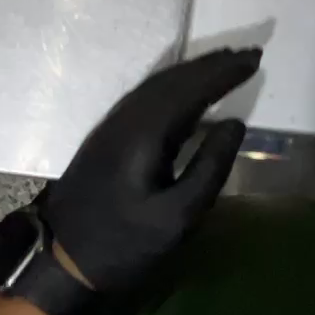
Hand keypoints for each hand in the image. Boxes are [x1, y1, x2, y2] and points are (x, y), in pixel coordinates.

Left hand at [41, 48, 258, 293]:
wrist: (58, 261)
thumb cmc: (124, 244)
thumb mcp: (178, 218)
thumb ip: (210, 168)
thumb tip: (235, 123)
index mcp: (146, 132)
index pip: (193, 89)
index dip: (225, 72)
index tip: (256, 58)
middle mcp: (129, 116)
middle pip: (176, 78)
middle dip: (214, 64)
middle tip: (249, 53)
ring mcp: (115, 122)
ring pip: (161, 82)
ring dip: (195, 69)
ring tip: (226, 62)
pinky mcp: (109, 132)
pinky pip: (150, 92)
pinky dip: (177, 81)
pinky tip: (188, 86)